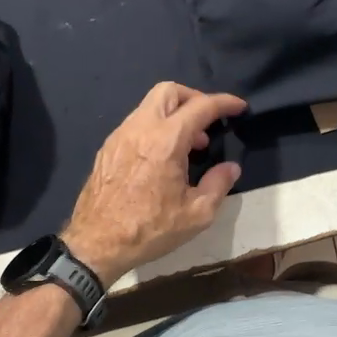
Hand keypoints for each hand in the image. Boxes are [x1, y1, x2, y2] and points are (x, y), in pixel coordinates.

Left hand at [61, 82, 245, 284]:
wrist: (96, 244)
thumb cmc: (150, 229)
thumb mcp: (197, 213)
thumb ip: (218, 184)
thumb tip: (231, 168)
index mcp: (166, 141)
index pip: (201, 107)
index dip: (224, 102)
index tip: (239, 107)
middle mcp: (140, 128)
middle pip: (169, 91)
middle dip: (194, 98)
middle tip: (209, 121)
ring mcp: (119, 136)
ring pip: (149, 105)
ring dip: (174, 114)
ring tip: (190, 144)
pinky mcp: (108, 149)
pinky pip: (136, 123)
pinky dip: (156, 127)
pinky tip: (164, 156)